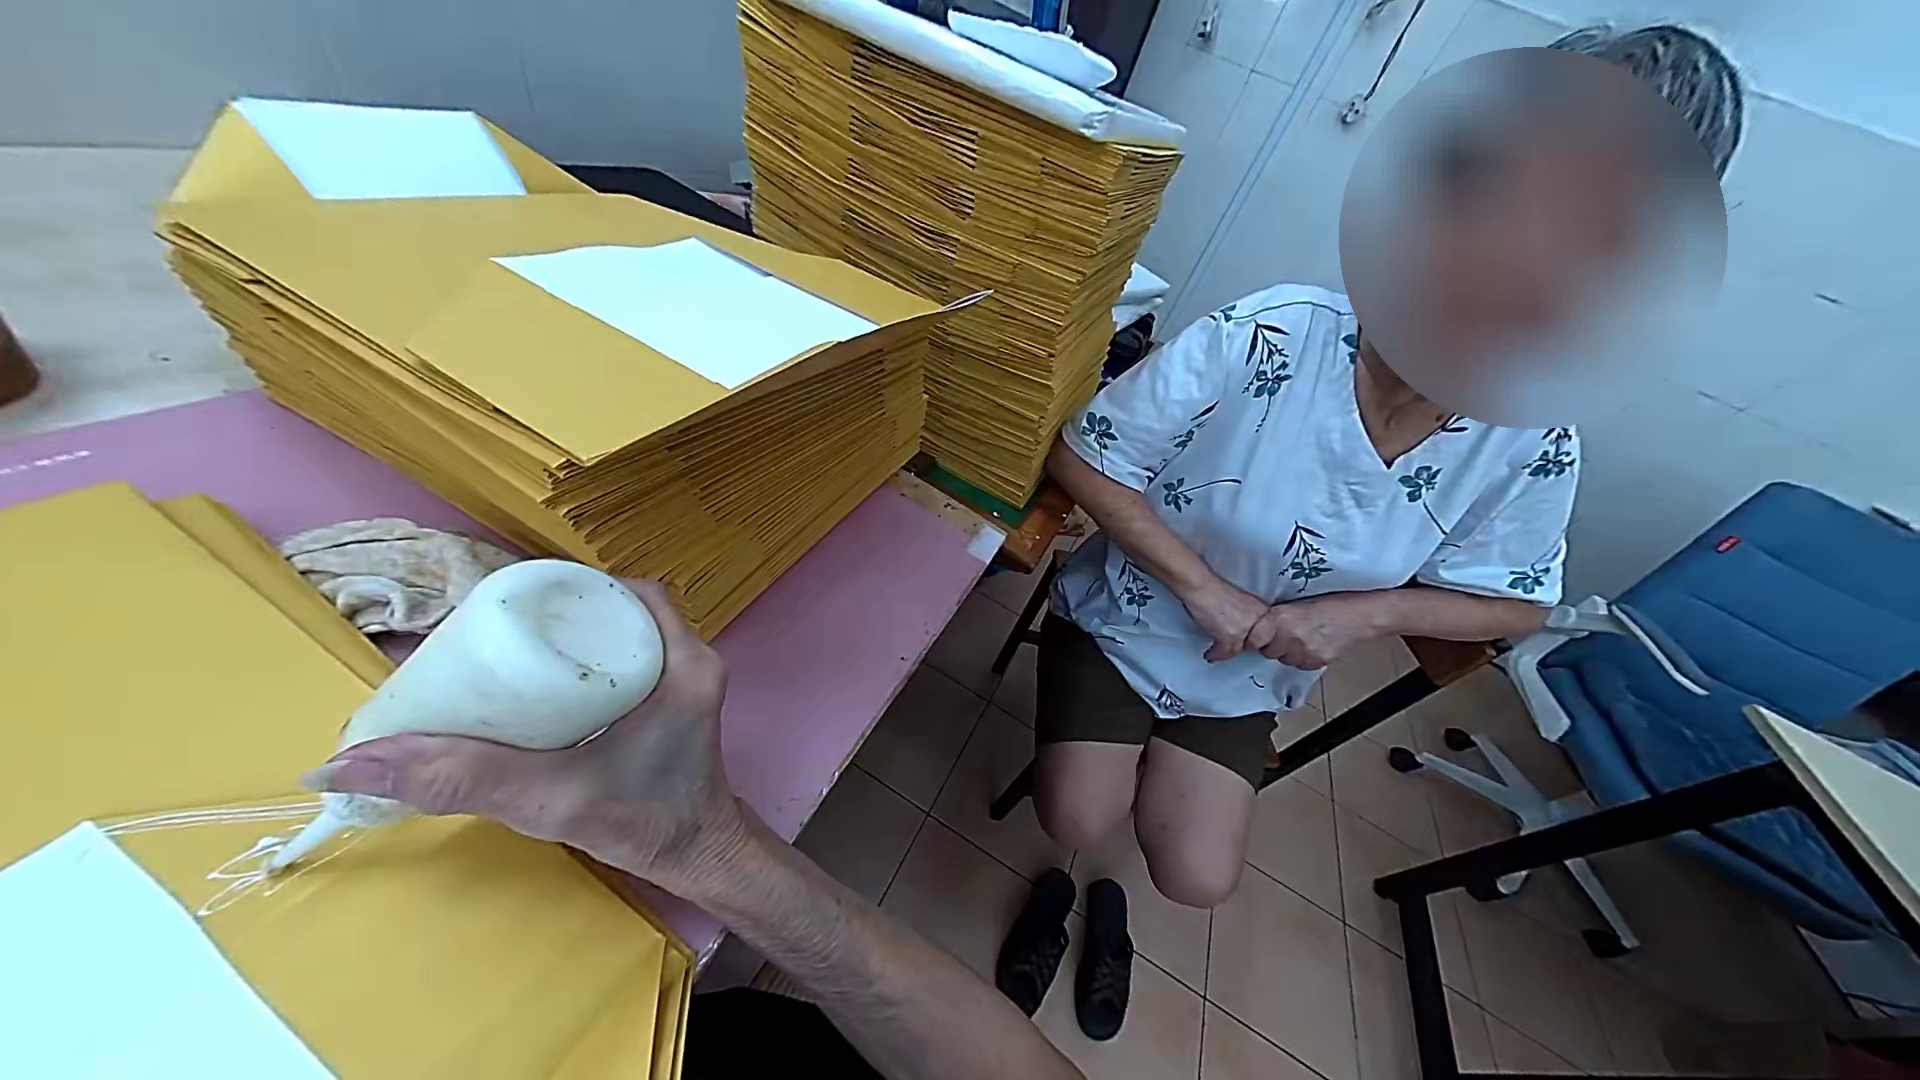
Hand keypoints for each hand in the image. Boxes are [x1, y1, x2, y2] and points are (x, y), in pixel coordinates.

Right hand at [307, 579, 746, 894]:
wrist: (697, 854)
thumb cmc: (644, 823)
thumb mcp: (550, 799)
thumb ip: (460, 779)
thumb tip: (346, 764)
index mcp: (686, 665)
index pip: (638, 595)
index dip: (582, 589)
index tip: (524, 605)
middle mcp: (695, 660)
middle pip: (629, 611)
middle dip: (570, 612)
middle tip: (508, 629)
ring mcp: (690, 679)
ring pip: (632, 633)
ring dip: (581, 635)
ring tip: (519, 647)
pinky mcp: (678, 699)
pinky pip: (636, 657)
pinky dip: (595, 659)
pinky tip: (548, 680)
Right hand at [1184, 579, 1271, 662]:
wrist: (1200, 586)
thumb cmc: (1214, 589)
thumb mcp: (1240, 600)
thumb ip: (1248, 614)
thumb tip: (1243, 628)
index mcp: (1262, 608)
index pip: (1269, 633)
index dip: (1256, 638)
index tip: (1247, 641)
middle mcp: (1257, 619)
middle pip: (1257, 643)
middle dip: (1245, 646)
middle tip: (1232, 647)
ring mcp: (1244, 628)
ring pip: (1240, 649)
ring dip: (1227, 652)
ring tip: (1218, 652)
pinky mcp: (1230, 636)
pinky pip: (1225, 652)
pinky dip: (1216, 654)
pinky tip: (1210, 654)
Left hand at [1247, 593, 1381, 669]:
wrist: (1362, 615)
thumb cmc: (1331, 604)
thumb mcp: (1297, 603)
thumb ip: (1278, 616)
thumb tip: (1261, 629)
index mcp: (1282, 617)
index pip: (1255, 637)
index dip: (1257, 639)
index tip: (1259, 638)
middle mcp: (1289, 635)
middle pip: (1268, 651)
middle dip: (1273, 645)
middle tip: (1284, 637)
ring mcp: (1304, 650)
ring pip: (1285, 660)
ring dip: (1288, 653)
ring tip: (1301, 641)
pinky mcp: (1317, 661)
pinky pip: (1301, 665)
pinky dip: (1304, 659)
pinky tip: (1312, 647)